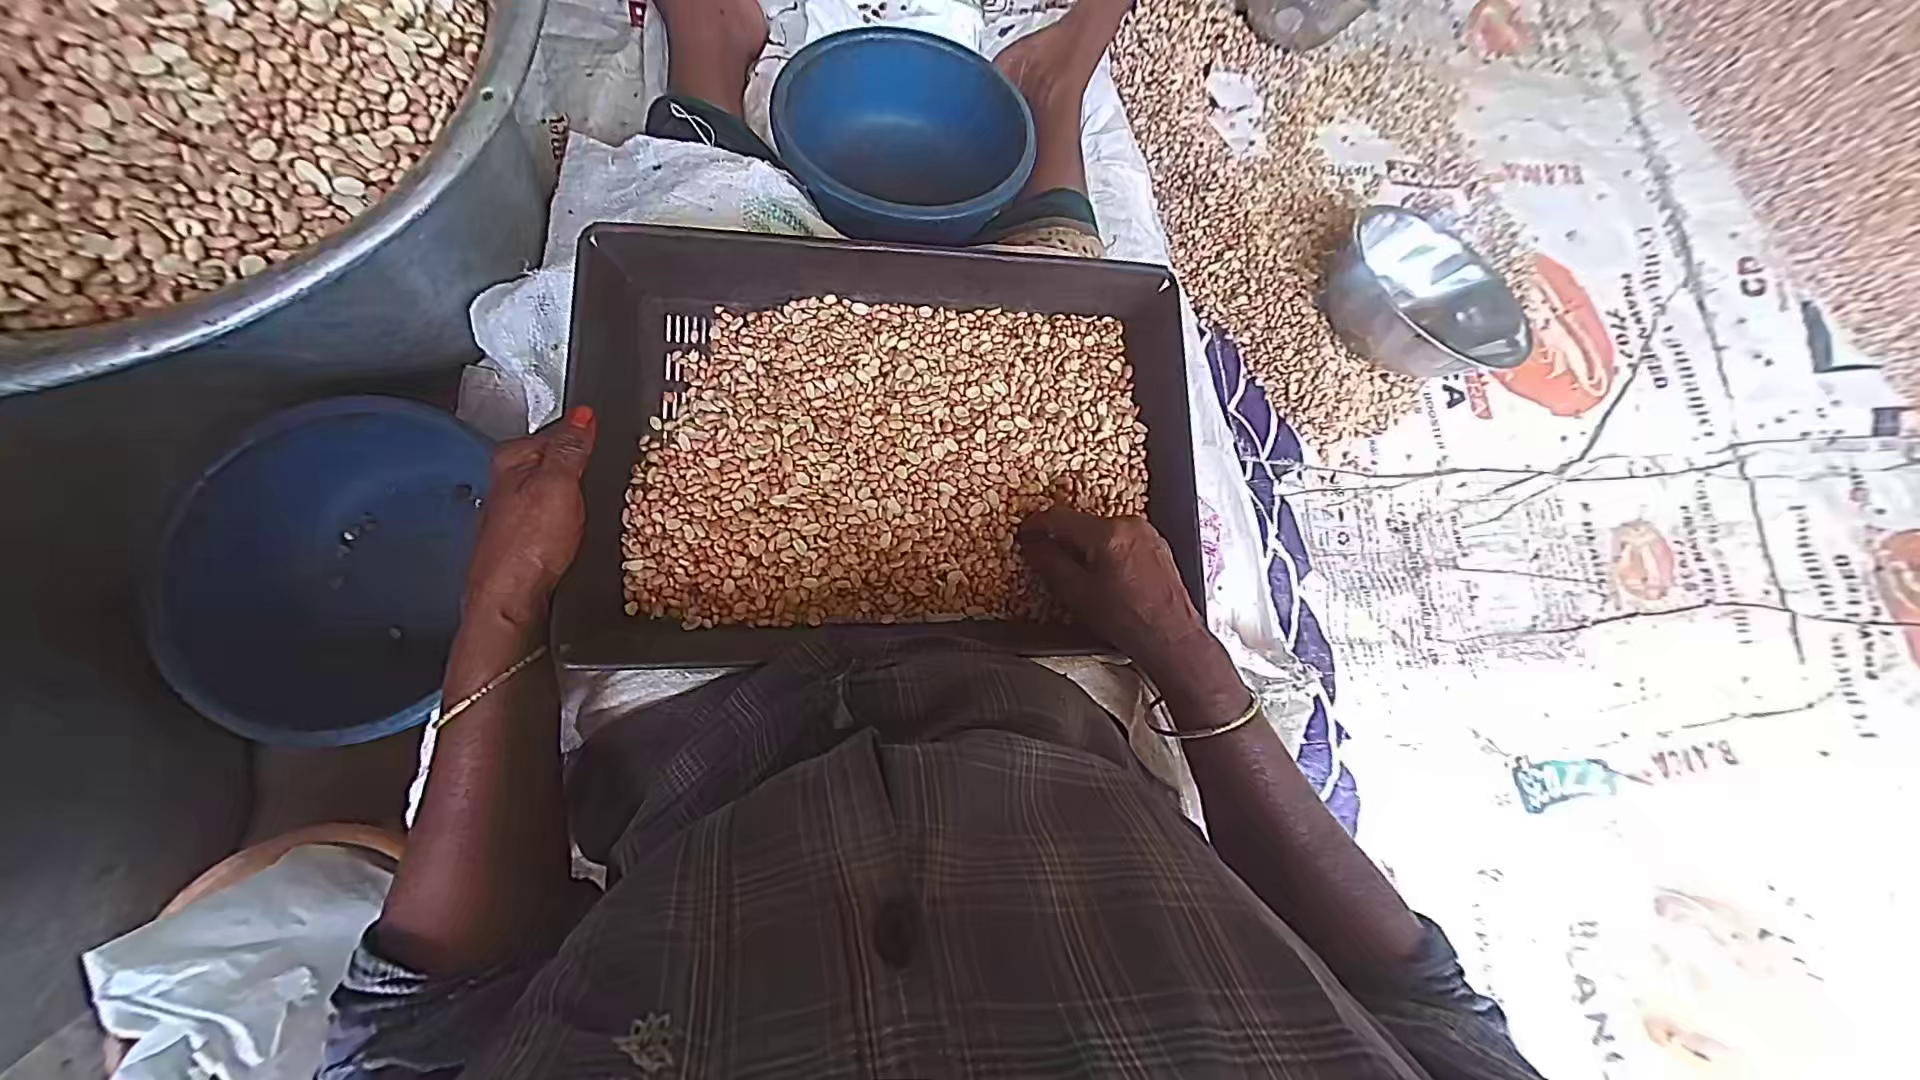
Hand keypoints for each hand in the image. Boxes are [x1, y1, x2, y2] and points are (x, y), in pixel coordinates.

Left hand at [464, 406, 596, 626]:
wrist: (512, 596)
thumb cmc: (529, 543)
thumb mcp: (560, 485)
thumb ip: (572, 449)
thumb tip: (584, 415)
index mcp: (513, 459)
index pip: (560, 432)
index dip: (589, 436)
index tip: (613, 441)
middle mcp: (511, 480)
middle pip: (560, 460)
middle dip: (587, 466)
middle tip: (613, 474)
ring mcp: (519, 508)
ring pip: (562, 488)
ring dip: (584, 493)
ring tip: (603, 502)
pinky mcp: (530, 533)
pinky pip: (561, 511)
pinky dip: (577, 513)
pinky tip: (586, 525)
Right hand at [1016, 509, 1209, 672]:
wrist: (1171, 637)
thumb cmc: (1129, 620)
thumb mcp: (1076, 593)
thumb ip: (1049, 561)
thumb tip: (1033, 543)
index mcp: (1107, 534)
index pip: (1059, 517)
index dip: (1036, 525)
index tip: (1025, 533)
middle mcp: (1129, 524)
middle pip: (1081, 523)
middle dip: (1061, 539)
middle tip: (1047, 560)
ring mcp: (1145, 532)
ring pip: (1100, 531)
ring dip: (1084, 547)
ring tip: (1079, 576)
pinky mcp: (1155, 543)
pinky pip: (1119, 538)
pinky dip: (1104, 551)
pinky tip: (1103, 577)